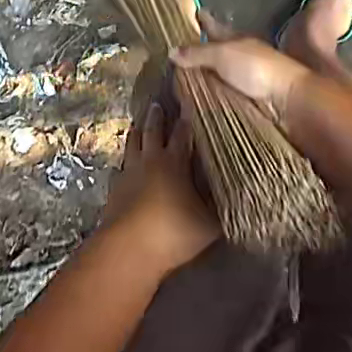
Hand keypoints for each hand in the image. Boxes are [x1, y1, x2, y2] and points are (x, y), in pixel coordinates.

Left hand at [99, 97, 216, 272]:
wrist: (128, 250)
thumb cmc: (172, 231)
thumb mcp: (208, 224)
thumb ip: (222, 209)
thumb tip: (237, 197)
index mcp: (174, 161)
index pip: (183, 132)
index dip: (187, 118)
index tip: (189, 102)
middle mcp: (151, 160)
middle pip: (152, 131)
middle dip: (156, 117)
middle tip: (156, 105)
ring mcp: (129, 173)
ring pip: (132, 145)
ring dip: (136, 133)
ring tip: (137, 125)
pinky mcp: (113, 190)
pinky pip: (118, 170)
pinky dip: (122, 164)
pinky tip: (121, 167)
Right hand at [171, 10, 312, 124]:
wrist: (287, 100)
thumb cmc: (257, 68)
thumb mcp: (223, 55)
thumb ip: (198, 53)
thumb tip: (171, 50)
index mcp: (235, 39)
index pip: (214, 26)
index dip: (204, 19)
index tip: (194, 10)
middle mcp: (238, 56)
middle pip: (214, 50)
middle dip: (199, 47)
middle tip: (177, 47)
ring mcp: (242, 79)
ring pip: (217, 72)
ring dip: (203, 73)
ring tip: (182, 75)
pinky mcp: (243, 100)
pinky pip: (220, 93)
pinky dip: (209, 93)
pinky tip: (197, 98)